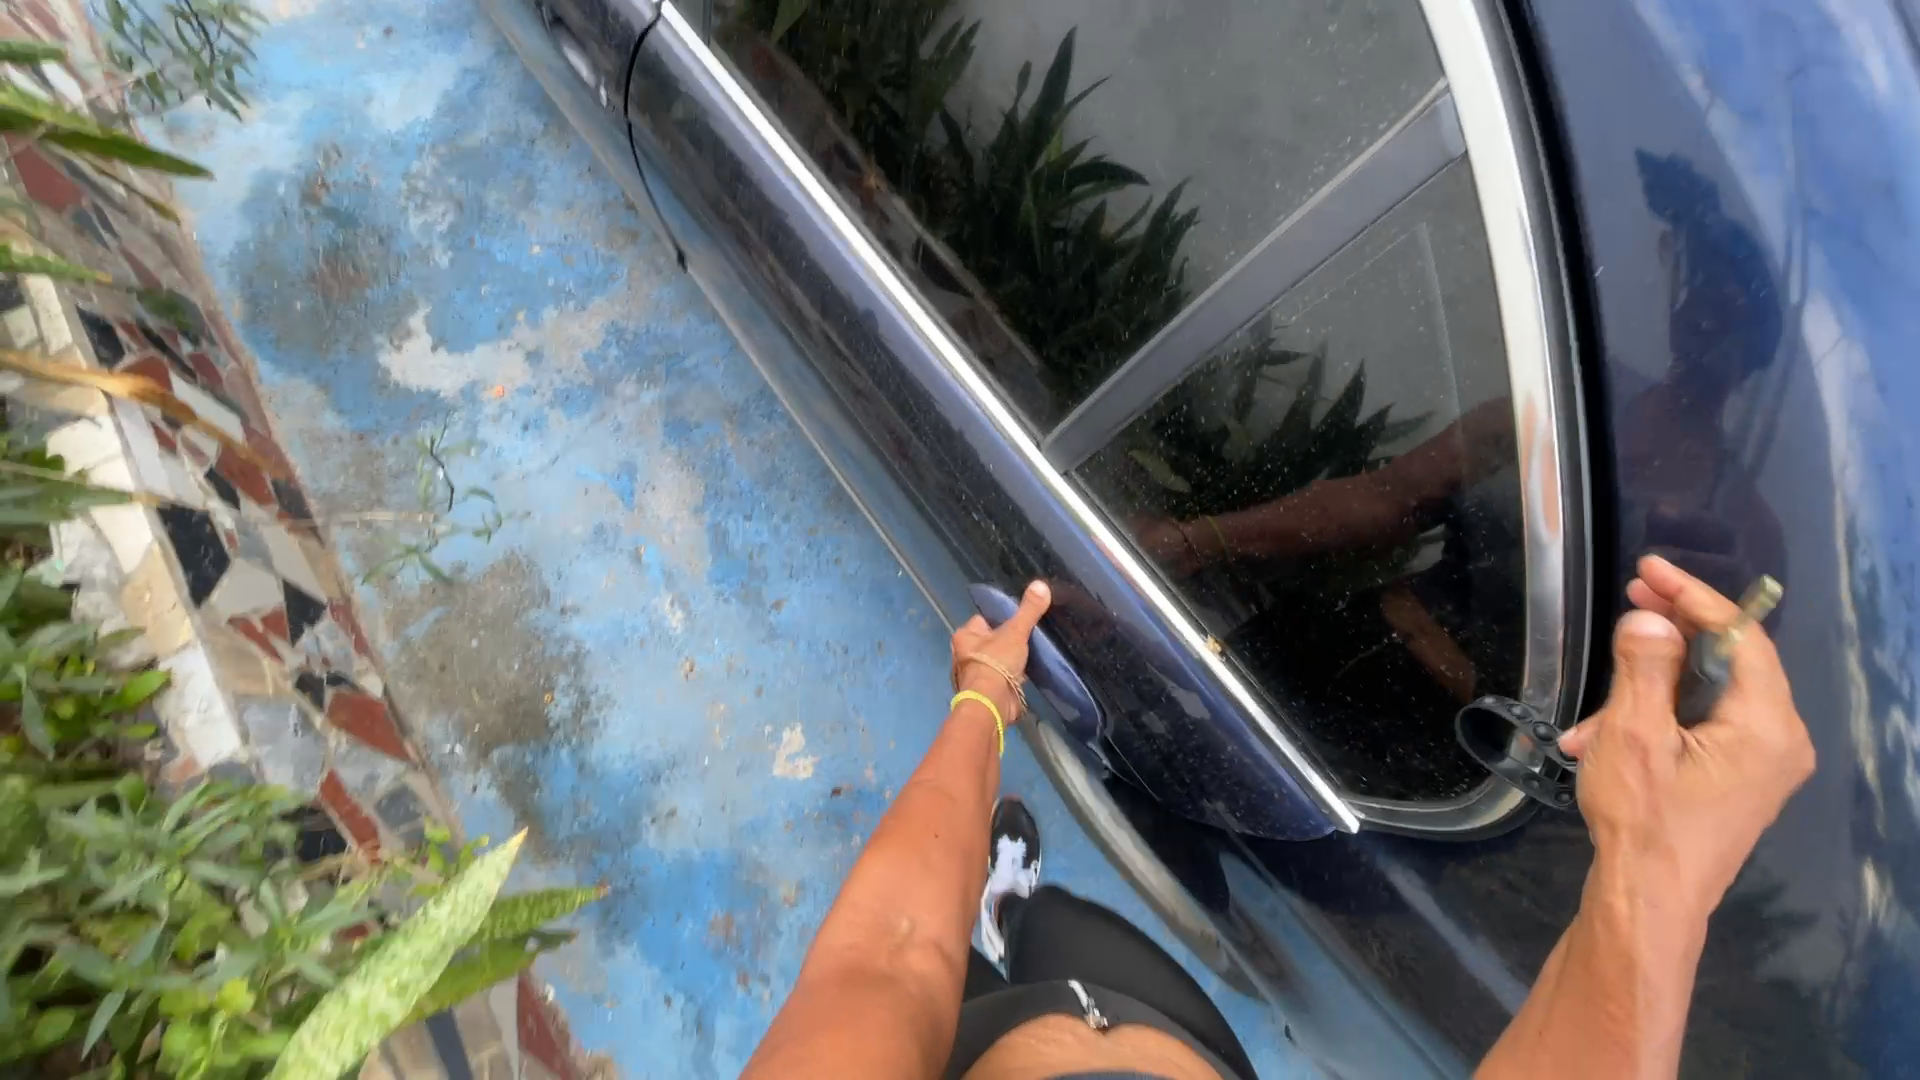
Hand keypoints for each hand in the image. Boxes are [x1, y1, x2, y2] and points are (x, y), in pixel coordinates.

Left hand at [950, 580, 1051, 723]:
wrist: (992, 702)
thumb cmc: (996, 662)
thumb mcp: (1015, 631)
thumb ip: (1029, 610)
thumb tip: (1041, 584)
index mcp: (964, 636)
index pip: (982, 620)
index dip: (1000, 620)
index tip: (1017, 621)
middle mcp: (964, 654)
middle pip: (990, 641)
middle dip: (1005, 642)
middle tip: (1025, 639)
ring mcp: (975, 674)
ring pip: (995, 660)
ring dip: (1009, 660)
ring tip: (1028, 655)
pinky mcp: (986, 691)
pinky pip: (1001, 677)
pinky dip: (1011, 677)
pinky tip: (1025, 673)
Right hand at [1557, 555, 1813, 919]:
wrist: (1650, 891)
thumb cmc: (1644, 813)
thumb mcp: (1633, 734)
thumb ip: (1645, 669)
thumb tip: (1651, 616)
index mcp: (1764, 726)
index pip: (1740, 640)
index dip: (1696, 597)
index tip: (1649, 568)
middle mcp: (1776, 740)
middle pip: (1728, 663)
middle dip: (1671, 631)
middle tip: (1629, 597)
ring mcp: (1758, 762)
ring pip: (1702, 697)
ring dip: (1640, 692)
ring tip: (1584, 723)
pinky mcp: (1734, 778)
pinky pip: (1696, 724)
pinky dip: (1649, 717)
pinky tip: (1598, 740)